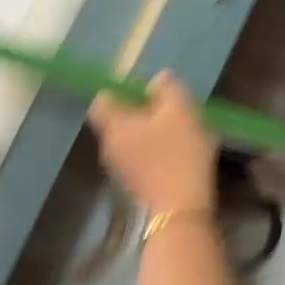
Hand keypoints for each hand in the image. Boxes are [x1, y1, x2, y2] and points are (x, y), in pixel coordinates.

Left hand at [88, 72, 218, 213]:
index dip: (121, 89)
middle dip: (143, 110)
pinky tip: (182, 152)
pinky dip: (157, 149)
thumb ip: (168, 90)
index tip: (147, 89)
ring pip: (132, 138)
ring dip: (153, 130)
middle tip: (172, 108)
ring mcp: (121, 167)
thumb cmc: (179, 153)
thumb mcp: (180, 113)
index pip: (102, 100)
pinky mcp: (136, 182)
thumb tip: (158, 78)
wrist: (182, 206)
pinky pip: (142, 155)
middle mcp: (110, 146)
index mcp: (115, 126)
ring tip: (182, 130)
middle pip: (119, 119)